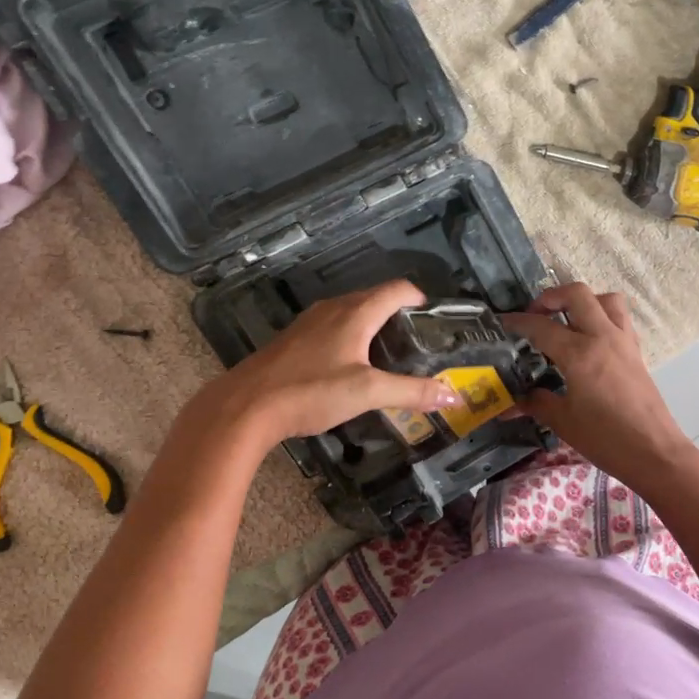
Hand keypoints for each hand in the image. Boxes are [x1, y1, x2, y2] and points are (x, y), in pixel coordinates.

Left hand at [205, 280, 459, 444]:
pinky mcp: (295, 341)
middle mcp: (333, 309)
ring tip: (393, 354)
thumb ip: (413, 392)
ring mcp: (310, 324)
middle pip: (375, 299)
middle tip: (421, 341)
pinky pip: (334, 328)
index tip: (436, 319)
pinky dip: (353, 338)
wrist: (244, 408)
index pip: (397, 290)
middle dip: (401, 314)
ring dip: (375, 326)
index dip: (420, 299)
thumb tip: (454, 394)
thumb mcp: (368, 393)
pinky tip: (354, 366)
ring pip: (352, 313)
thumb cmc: (310, 391)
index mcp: (355, 313)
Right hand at [502, 283, 693, 489]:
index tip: (502, 322)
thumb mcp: (564, 422)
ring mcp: (624, 342)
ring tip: (567, 321)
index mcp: (580, 353)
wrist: (654, 451)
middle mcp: (603, 337)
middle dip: (551, 296)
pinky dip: (602, 318)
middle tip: (536, 314)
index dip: (518, 321)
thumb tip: (512, 403)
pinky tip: (589, 341)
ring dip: (584, 302)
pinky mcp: (637, 352)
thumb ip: (537, 404)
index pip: (542, 326)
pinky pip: (620, 319)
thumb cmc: (606, 439)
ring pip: (606, 299)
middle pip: (577, 294)